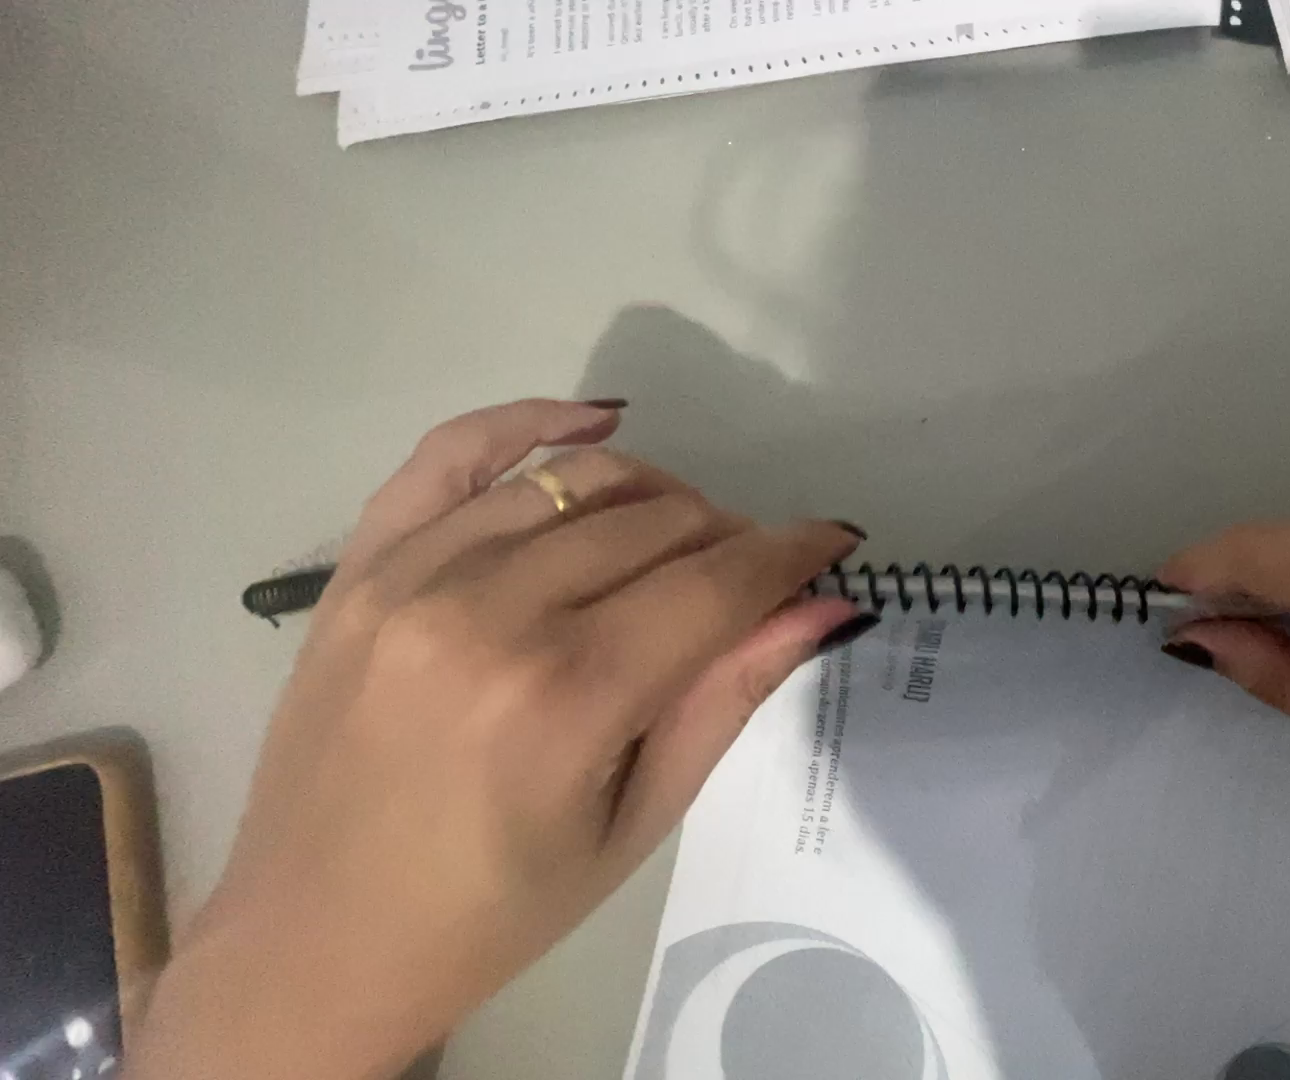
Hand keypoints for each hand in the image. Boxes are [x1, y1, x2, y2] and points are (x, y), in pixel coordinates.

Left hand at [132, 400, 867, 1079]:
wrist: (316, 944)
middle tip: (757, 576)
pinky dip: (533, 420)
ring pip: (583, 480)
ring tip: (689, 535)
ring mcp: (412, 577)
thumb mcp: (644, 816)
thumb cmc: (506, 903)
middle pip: (661, 524)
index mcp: (567, 697)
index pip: (717, 585)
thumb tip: (825, 606)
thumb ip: (732, 694)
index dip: (792, 554)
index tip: (835, 539)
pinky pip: (454, 452)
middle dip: (736, 537)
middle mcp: (489, 614)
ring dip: (664, 495)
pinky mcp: (361, 566)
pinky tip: (596, 422)